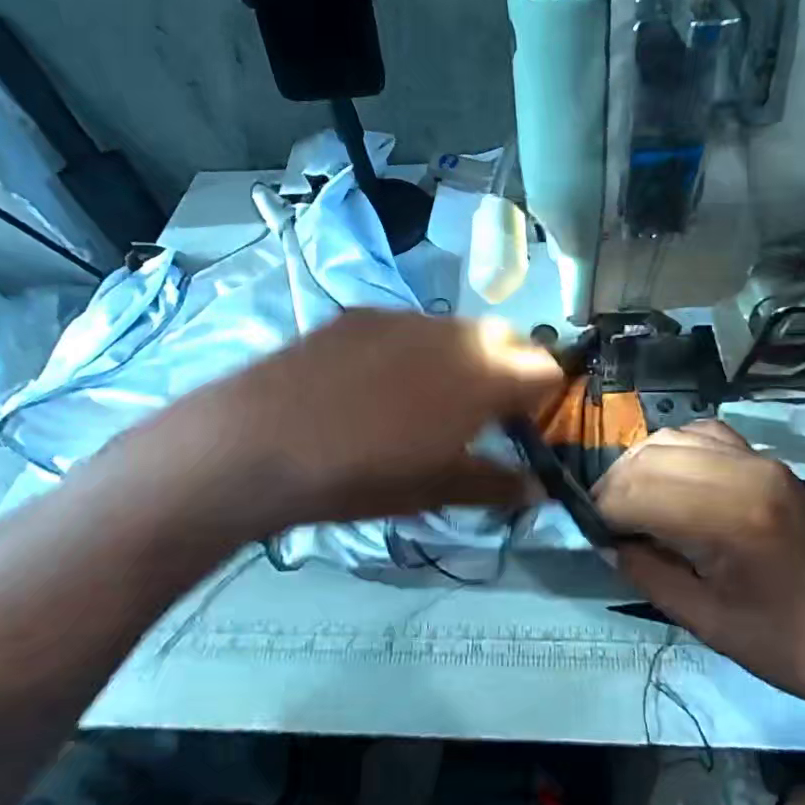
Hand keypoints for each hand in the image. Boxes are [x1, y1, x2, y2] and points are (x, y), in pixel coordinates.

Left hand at [122, 309, 561, 533]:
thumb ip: (496, 485)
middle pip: (506, 339)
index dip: (543, 396)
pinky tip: (375, 383)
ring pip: (457, 329)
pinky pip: (409, 326)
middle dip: (505, 370)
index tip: (522, 425)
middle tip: (478, 413)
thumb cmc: (361, 476)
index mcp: (486, 375)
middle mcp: (456, 332)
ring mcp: (406, 317)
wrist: (257, 443)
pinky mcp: (363, 314)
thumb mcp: (436, 489)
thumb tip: (538, 490)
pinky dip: (413, 349)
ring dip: (460, 357)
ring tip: (423, 398)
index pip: (546, 368)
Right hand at [595, 421, 804, 714]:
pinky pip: (707, 435)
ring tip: (628, 501)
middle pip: (651, 455)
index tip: (587, 534)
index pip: (639, 492)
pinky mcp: (769, 462)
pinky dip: (676, 450)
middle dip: (615, 484)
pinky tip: (669, 480)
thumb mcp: (709, 622)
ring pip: (675, 436)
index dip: (603, 510)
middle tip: (602, 521)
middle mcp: (743, 473)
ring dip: (642, 463)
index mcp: (729, 518)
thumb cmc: (791, 645)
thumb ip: (649, 574)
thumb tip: (605, 542)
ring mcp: (759, 461)